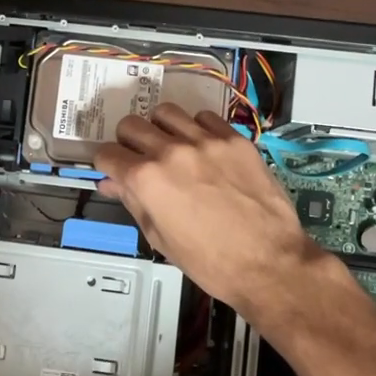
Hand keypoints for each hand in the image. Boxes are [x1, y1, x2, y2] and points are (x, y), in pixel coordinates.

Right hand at [95, 105, 329, 330]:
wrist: (268, 262)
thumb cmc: (209, 262)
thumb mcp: (159, 238)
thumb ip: (133, 202)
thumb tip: (111, 184)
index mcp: (146, 179)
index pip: (107, 154)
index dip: (107, 165)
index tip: (115, 171)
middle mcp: (170, 151)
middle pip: (131, 125)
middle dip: (128, 142)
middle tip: (140, 159)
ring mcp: (205, 141)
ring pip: (166, 112)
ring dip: (160, 128)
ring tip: (171, 147)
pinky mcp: (235, 140)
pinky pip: (205, 117)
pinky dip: (196, 128)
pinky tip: (203, 148)